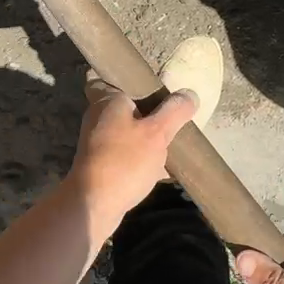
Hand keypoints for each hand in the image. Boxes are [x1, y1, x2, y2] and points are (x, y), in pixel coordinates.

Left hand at [63, 79, 196, 218]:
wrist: (94, 205)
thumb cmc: (124, 160)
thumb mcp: (157, 133)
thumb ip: (174, 112)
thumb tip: (189, 94)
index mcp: (106, 101)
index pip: (102, 77)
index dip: (120, 77)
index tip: (144, 81)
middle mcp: (97, 118)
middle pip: (120, 106)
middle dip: (142, 108)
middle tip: (168, 110)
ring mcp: (97, 144)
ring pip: (124, 131)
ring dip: (144, 135)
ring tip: (171, 139)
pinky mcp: (101, 166)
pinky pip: (125, 154)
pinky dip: (141, 158)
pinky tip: (162, 168)